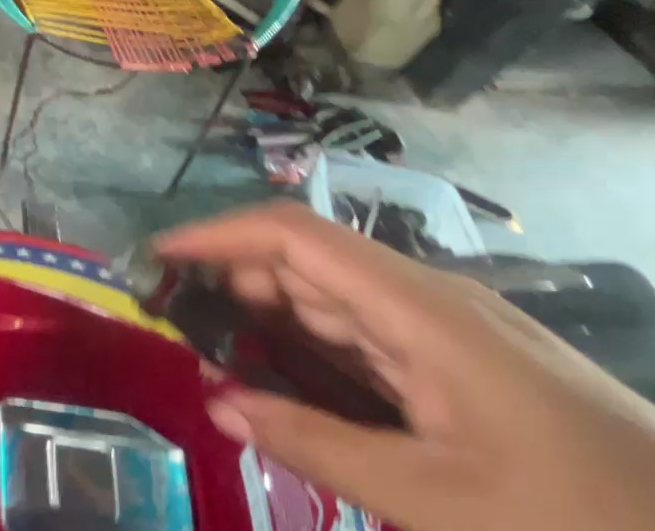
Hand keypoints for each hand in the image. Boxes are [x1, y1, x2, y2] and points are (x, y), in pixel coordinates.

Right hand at [156, 201, 654, 530]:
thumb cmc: (583, 516)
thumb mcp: (439, 500)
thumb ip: (315, 445)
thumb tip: (216, 404)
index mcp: (420, 310)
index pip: (294, 235)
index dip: (216, 234)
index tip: (154, 259)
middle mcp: (428, 301)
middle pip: (304, 261)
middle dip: (228, 280)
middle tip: (169, 323)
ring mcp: (449, 330)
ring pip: (329, 297)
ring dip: (263, 316)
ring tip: (208, 351)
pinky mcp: (463, 361)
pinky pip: (363, 335)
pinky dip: (306, 346)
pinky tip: (279, 377)